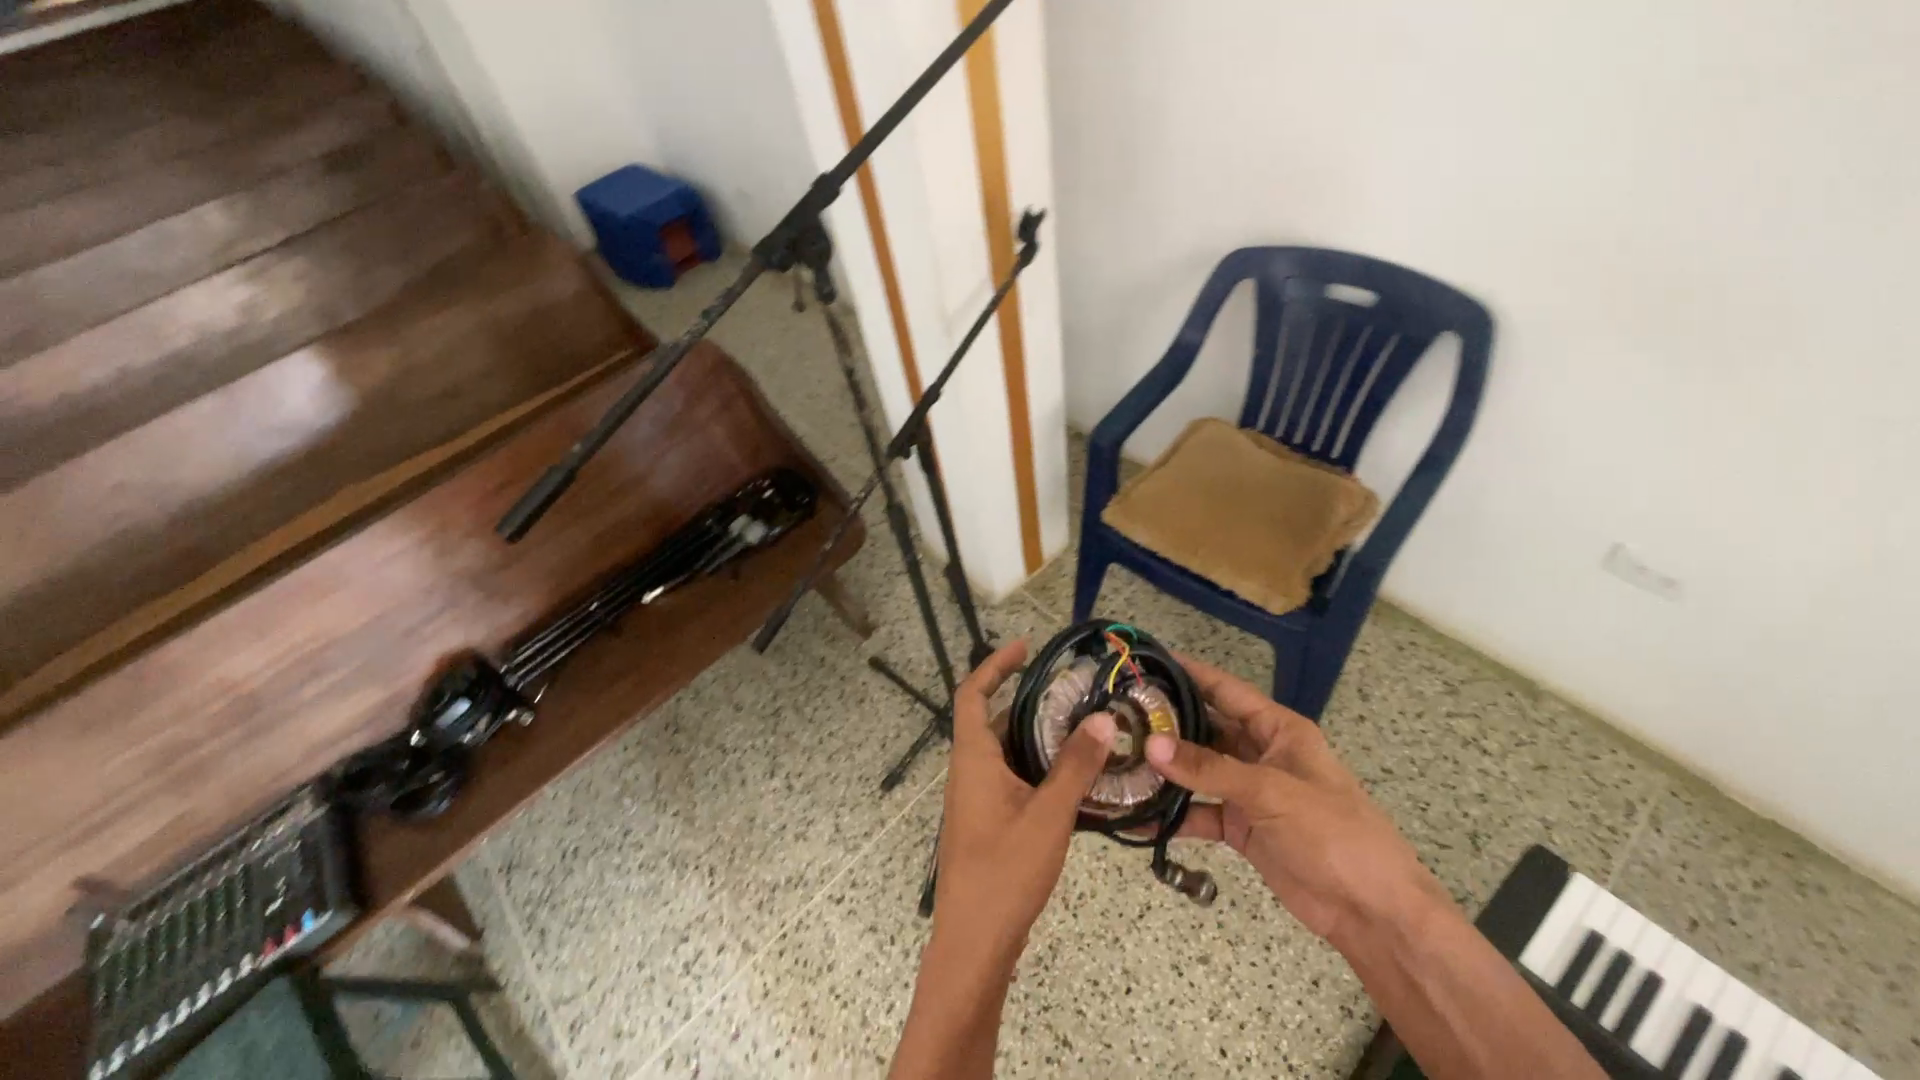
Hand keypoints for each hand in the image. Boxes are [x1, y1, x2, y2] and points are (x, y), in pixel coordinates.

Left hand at [931, 639, 1115, 968]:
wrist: (975, 942)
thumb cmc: (1005, 873)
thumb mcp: (1048, 815)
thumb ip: (1075, 766)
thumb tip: (1101, 719)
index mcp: (972, 759)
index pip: (972, 694)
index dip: (995, 665)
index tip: (1026, 647)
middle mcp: (970, 772)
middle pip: (994, 721)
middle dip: (1030, 702)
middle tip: (1076, 694)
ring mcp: (977, 800)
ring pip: (1007, 753)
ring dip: (1039, 737)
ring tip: (1085, 730)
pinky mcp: (988, 824)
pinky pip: (1013, 780)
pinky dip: (1039, 769)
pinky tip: (1076, 780)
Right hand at [1145, 655, 1449, 948]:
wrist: (1370, 910)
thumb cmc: (1333, 833)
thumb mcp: (1271, 792)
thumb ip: (1209, 769)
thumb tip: (1151, 745)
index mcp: (1279, 730)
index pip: (1226, 690)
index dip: (1188, 674)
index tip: (1145, 662)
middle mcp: (1261, 754)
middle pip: (1206, 729)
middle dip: (1166, 724)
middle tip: (1116, 716)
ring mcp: (1250, 792)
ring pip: (1198, 772)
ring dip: (1164, 770)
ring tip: (1117, 762)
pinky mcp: (1242, 828)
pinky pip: (1200, 813)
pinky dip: (1172, 815)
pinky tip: (1137, 817)